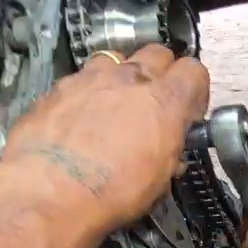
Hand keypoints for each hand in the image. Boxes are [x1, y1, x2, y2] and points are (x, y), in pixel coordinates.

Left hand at [0, 44, 208, 235]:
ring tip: (116, 107)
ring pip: (116, 60)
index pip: (193, 71)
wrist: (51, 193)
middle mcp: (129, 79)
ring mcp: (90, 78)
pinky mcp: (58, 88)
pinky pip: (81, 79)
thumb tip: (170, 148)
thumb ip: (170, 150)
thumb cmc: (111, 192)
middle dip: (161, 74)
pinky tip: (83, 120)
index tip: (189, 110)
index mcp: (164, 102)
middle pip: (157, 54)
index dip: (195, 90)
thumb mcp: (160, 180)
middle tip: (156, 105)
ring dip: (122, 78)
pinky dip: (88, 94)